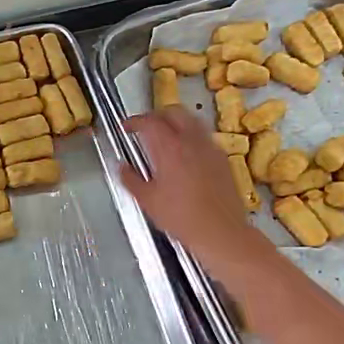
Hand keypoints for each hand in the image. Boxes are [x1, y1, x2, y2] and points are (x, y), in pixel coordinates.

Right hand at [120, 109, 272, 276]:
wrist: (221, 232)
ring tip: (165, 135)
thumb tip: (121, 167)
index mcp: (169, 148)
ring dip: (176, 121)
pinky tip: (186, 153)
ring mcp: (210, 148)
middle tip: (145, 126)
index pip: (149, 122)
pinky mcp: (222, 159)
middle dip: (156, 115)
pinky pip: (204, 137)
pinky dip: (191, 136)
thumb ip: (130, 179)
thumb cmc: (181, 218)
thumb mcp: (147, 200)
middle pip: (174, 112)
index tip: (126, 127)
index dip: (134, 121)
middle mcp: (191, 141)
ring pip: (192, 121)